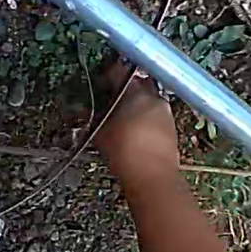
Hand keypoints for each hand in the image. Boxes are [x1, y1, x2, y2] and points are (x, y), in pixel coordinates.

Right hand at [92, 59, 179, 188]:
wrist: (153, 178)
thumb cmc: (124, 151)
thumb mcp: (100, 133)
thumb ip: (90, 117)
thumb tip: (79, 111)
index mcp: (136, 92)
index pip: (119, 72)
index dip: (106, 77)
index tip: (99, 84)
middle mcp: (154, 98)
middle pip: (137, 85)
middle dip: (123, 91)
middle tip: (108, 101)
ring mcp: (166, 113)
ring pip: (147, 101)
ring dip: (134, 106)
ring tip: (119, 119)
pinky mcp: (172, 129)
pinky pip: (154, 117)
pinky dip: (144, 119)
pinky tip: (132, 132)